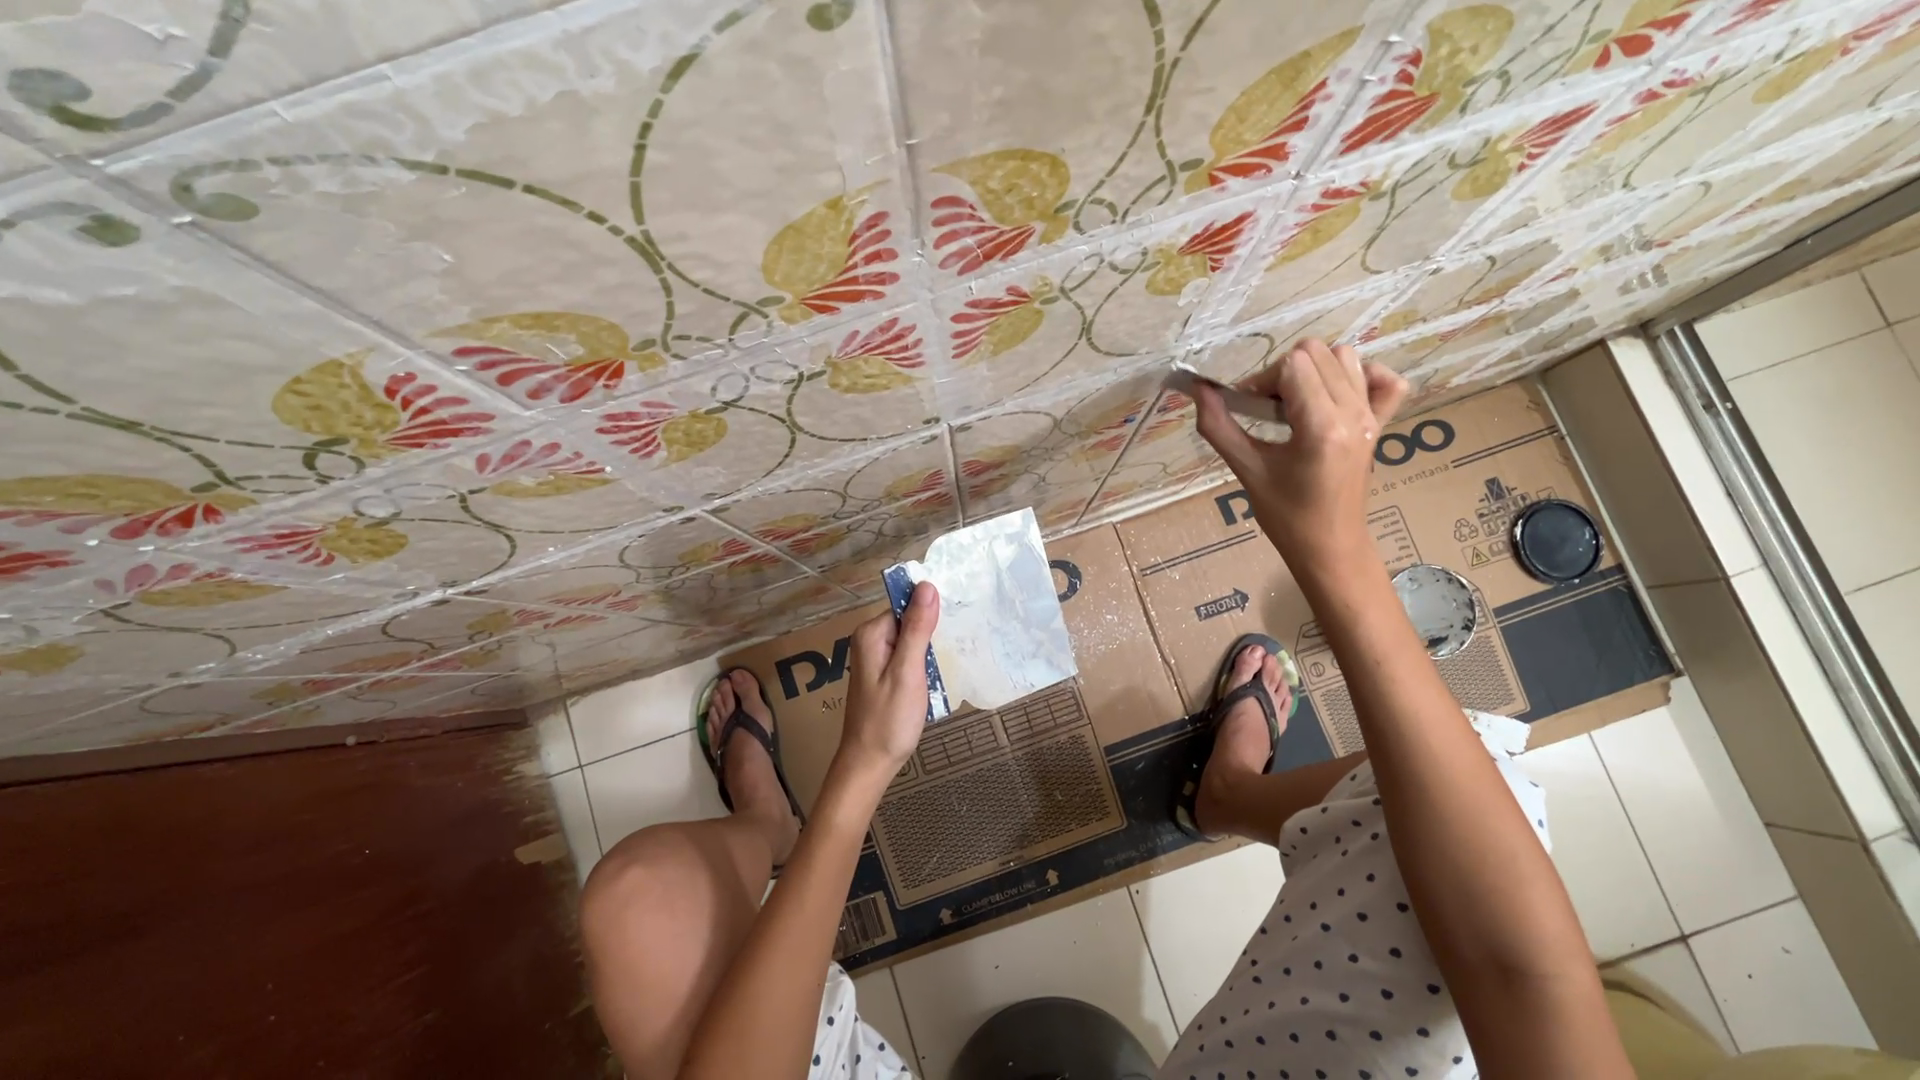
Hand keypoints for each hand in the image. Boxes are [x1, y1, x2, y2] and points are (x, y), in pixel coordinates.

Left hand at [836, 581, 939, 782]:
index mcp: (871, 634)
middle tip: (951, 653)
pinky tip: (933, 681)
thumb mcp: (908, 672)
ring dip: (929, 653)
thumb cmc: (889, 720)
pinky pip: (909, 658)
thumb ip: (917, 629)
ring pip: (912, 641)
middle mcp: (870, 641)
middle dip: (932, 635)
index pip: (907, 606)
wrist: (870, 763)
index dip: (930, 616)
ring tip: (943, 670)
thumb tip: (927, 585)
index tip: (951, 630)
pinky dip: (923, 666)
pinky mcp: (884, 675)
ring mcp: (876, 659)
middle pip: (910, 621)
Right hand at [1194, 339, 1407, 583]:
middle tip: (1268, 408)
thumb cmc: (1285, 515)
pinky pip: (1385, 379)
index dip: (1262, 380)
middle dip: (1284, 372)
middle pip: (1317, 353)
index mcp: (1321, 426)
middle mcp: (1353, 413)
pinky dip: (1361, 376)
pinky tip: (1335, 396)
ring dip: (1314, 371)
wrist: (1329, 545)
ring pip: (1345, 357)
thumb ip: (1219, 427)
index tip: (1248, 408)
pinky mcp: (1381, 423)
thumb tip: (1198, 390)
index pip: (1292, 365)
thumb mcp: (1246, 470)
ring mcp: (1372, 416)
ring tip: (1296, 403)